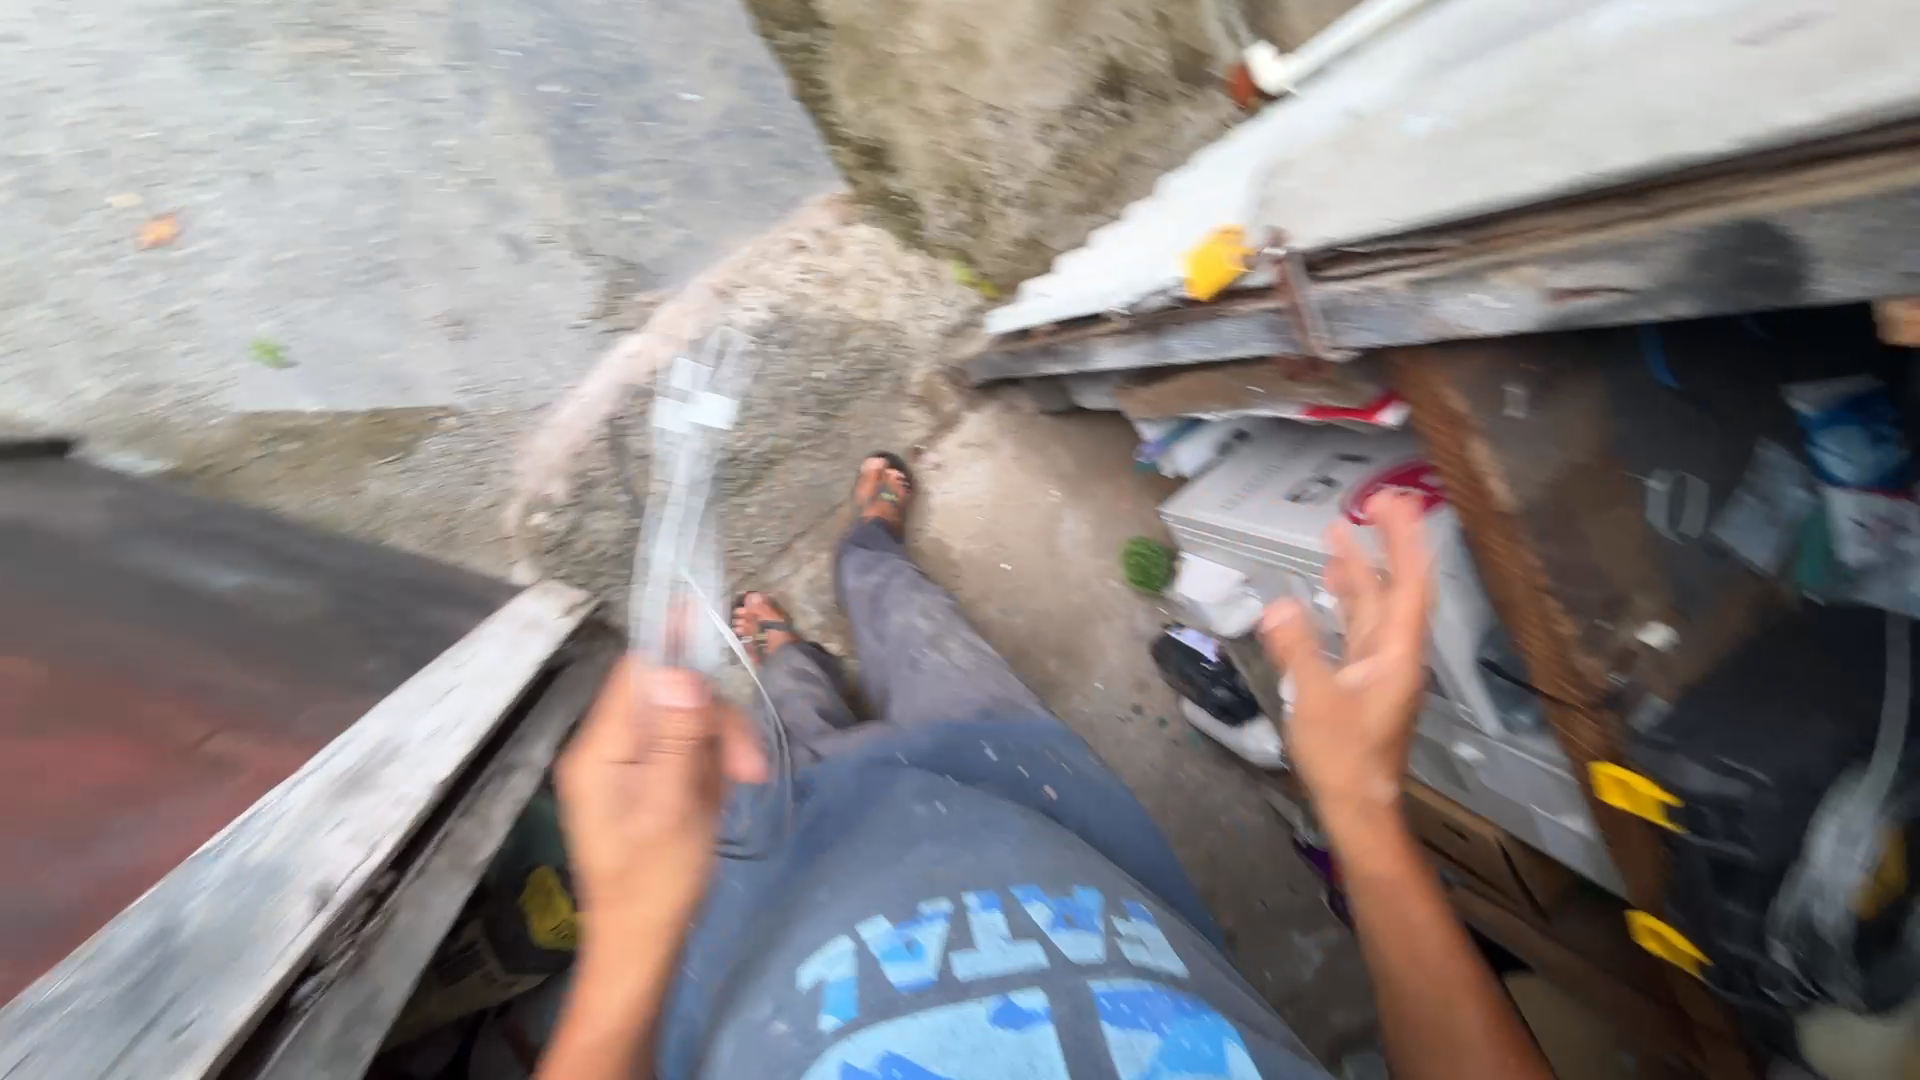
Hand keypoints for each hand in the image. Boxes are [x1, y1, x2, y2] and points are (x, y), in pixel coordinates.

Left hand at [555, 659, 768, 940]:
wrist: (645, 944)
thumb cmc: (657, 883)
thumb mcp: (674, 808)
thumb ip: (677, 738)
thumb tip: (681, 673)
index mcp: (601, 751)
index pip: (638, 675)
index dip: (674, 646)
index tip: (709, 619)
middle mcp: (610, 748)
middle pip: (672, 697)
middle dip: (717, 721)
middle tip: (751, 766)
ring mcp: (631, 763)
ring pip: (689, 719)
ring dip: (724, 741)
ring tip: (746, 781)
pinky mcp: (652, 777)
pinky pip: (691, 744)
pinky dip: (717, 759)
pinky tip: (727, 788)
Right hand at [1258, 491, 1432, 832]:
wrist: (1357, 804)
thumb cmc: (1343, 755)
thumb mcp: (1315, 701)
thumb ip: (1297, 649)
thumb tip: (1278, 604)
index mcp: (1395, 653)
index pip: (1408, 585)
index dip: (1403, 541)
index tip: (1395, 504)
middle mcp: (1394, 653)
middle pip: (1395, 588)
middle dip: (1385, 544)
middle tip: (1372, 503)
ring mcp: (1378, 666)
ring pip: (1373, 606)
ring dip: (1359, 569)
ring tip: (1339, 534)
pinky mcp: (1361, 678)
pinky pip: (1356, 626)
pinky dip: (1344, 600)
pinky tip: (1327, 590)